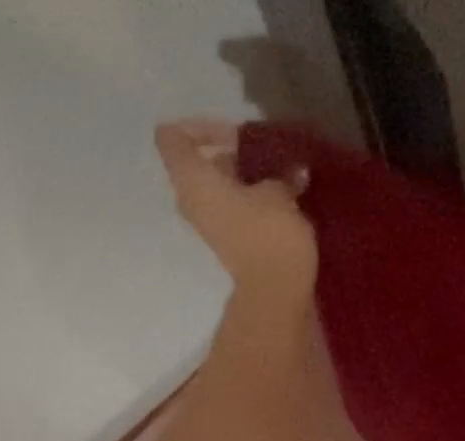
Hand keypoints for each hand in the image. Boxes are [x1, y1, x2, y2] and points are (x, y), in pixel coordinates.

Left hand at [155, 119, 315, 293]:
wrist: (275, 288)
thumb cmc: (270, 234)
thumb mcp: (279, 195)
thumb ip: (280, 176)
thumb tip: (291, 171)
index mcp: (192, 178)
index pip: (173, 136)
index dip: (202, 128)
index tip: (238, 136)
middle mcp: (189, 197)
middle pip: (201, 163)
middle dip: (234, 156)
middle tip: (268, 159)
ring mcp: (207, 222)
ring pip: (218, 188)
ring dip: (246, 181)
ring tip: (280, 182)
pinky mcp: (227, 240)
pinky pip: (231, 209)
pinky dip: (250, 201)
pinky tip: (281, 204)